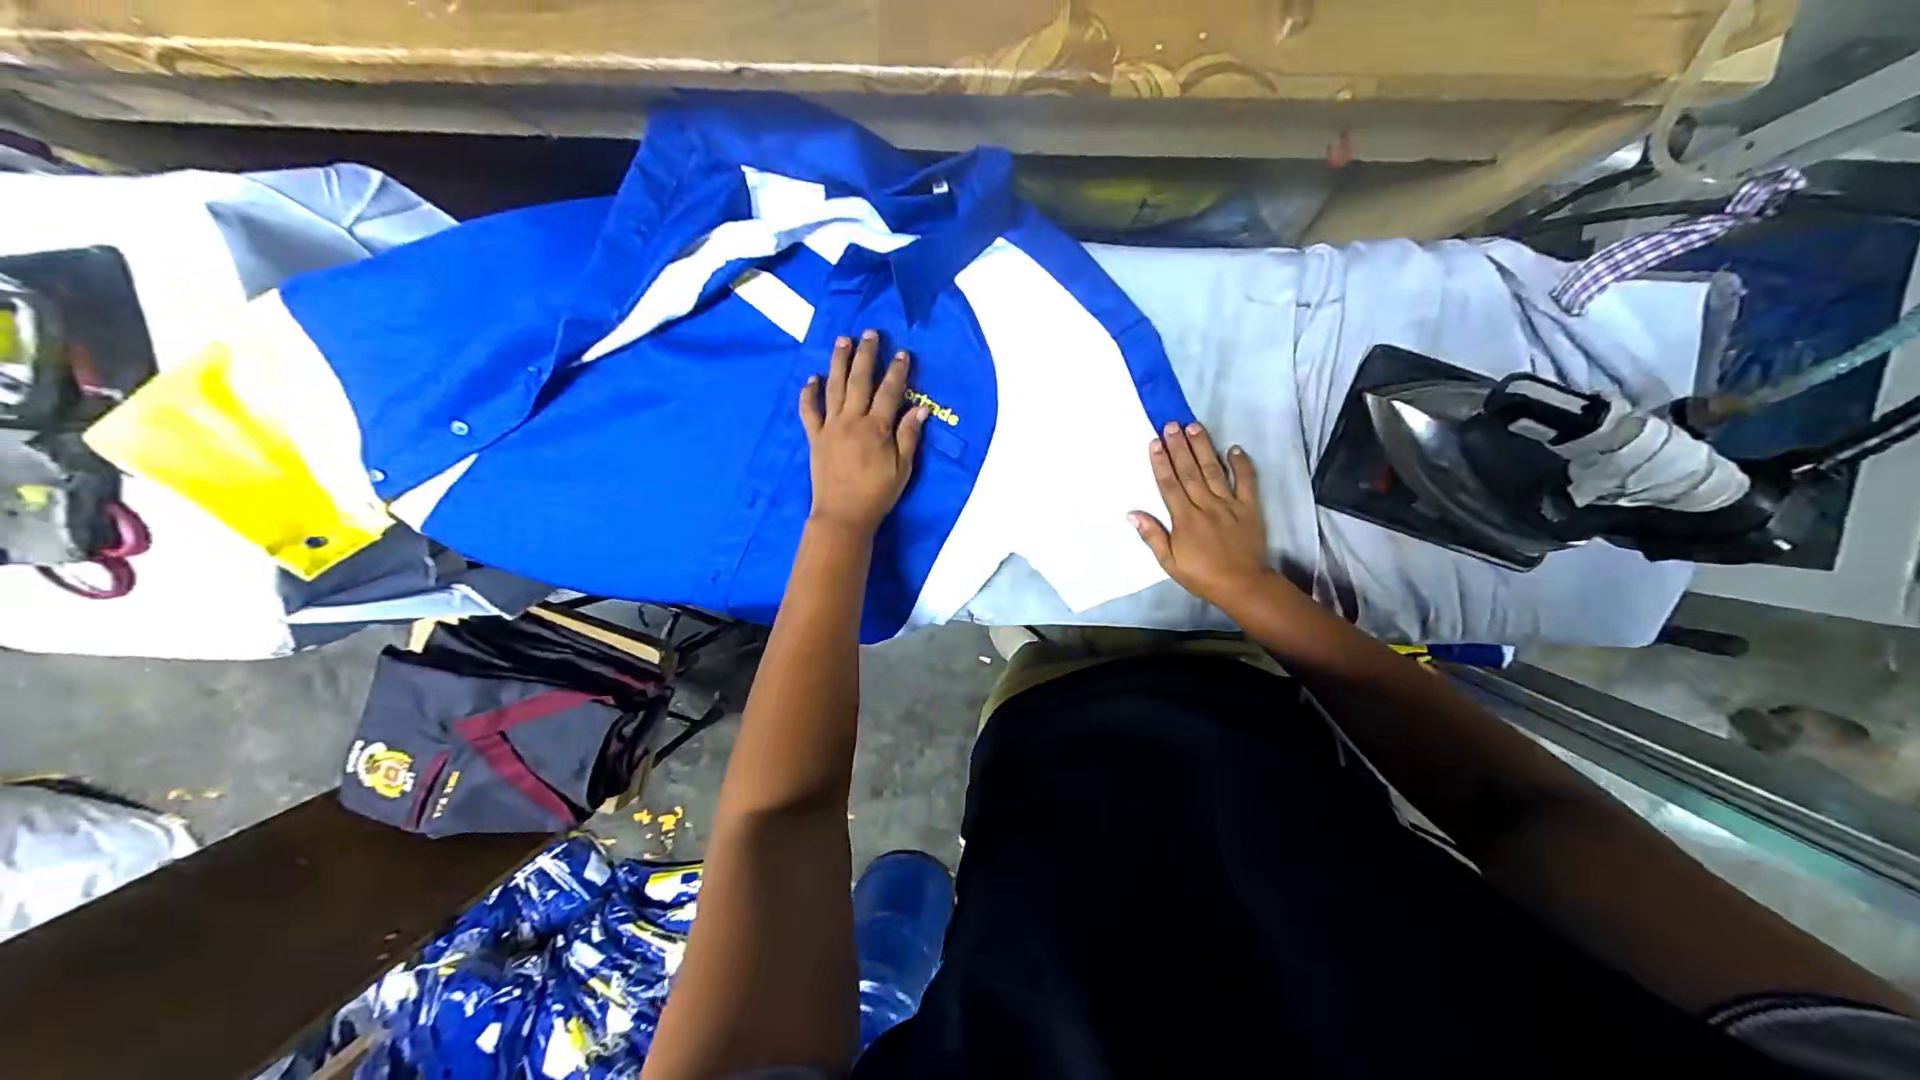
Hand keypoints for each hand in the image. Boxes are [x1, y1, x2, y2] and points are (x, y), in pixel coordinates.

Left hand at [799, 330, 928, 534]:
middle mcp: (852, 421)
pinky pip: (809, 411)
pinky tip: (812, 378)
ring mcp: (830, 427)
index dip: (897, 371)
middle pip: (859, 380)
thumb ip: (909, 437)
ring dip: (838, 362)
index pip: (890, 392)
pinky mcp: (815, 438)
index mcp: (876, 428)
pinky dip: (809, 393)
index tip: (903, 353)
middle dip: (866, 355)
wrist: (842, 515)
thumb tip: (919, 409)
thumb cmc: (877, 494)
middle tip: (870, 333)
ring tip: (842, 340)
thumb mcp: (902, 469)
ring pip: (834, 387)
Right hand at [1131, 422, 1276, 606]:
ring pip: (1214, 471)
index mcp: (1184, 519)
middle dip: (1178, 447)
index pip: (1169, 485)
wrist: (1242, 585)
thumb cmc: (1201, 575)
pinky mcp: (1249, 508)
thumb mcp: (1169, 562)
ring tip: (1193, 427)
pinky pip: (1246, 482)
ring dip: (1203, 448)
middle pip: (1189, 472)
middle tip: (1170, 424)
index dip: (1161, 462)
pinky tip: (1233, 449)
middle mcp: (1205, 506)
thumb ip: (1152, 536)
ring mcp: (1229, 504)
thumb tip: (1132, 514)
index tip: (1154, 442)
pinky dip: (1241, 465)